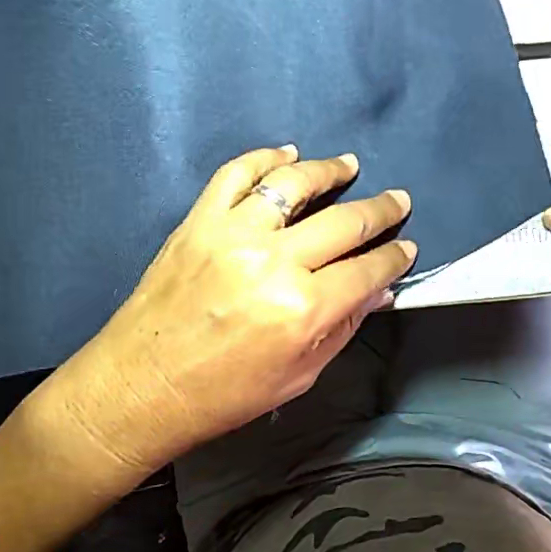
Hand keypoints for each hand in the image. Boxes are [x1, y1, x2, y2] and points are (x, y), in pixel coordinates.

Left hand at [35, 146, 415, 478]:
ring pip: (292, 185)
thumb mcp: (298, 377)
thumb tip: (376, 290)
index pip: (367, 271)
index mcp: (302, 310)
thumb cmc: (222, 395)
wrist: (144, 385)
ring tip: (348, 166)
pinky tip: (285, 156)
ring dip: (328, 171)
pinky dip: (264, 159)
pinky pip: (236, 175)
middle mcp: (272, 263)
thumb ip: (342, 328)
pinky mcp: (198, 222)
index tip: (406, 247)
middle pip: (342, 223)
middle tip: (397, 200)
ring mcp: (232, 235)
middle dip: (380, 211)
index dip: (393, 258)